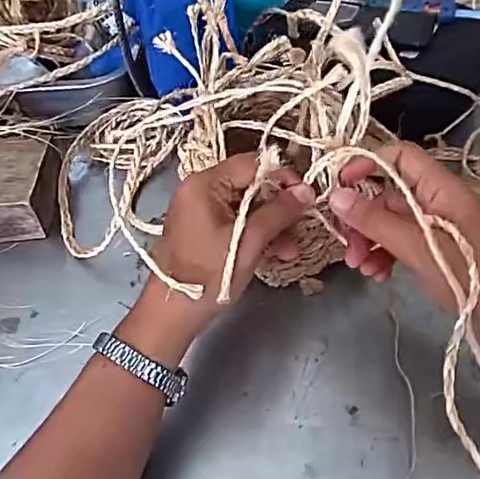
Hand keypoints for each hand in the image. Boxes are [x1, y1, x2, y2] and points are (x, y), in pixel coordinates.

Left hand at [139, 152, 315, 338]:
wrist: (173, 313)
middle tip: (302, 223)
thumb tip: (306, 190)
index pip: (251, 164)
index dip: (282, 177)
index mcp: (204, 185)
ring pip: (247, 206)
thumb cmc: (209, 275)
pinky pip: (237, 221)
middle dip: (279, 206)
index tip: (305, 195)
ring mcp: (201, 211)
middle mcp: (199, 190)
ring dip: (272, 224)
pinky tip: (276, 253)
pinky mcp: (204, 229)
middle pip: (250, 185)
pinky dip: (256, 234)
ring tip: (291, 248)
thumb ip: (279, 212)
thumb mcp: (250, 241)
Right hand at [326, 143, 479, 315]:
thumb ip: (374, 220)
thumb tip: (336, 196)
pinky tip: (376, 274)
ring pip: (390, 220)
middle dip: (362, 215)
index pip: (400, 155)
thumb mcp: (415, 246)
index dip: (368, 162)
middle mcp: (437, 200)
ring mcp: (435, 225)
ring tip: (358, 266)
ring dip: (369, 239)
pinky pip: (400, 241)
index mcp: (440, 187)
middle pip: (388, 192)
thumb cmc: (464, 274)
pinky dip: (384, 253)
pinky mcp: (434, 248)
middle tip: (345, 242)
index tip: (341, 185)